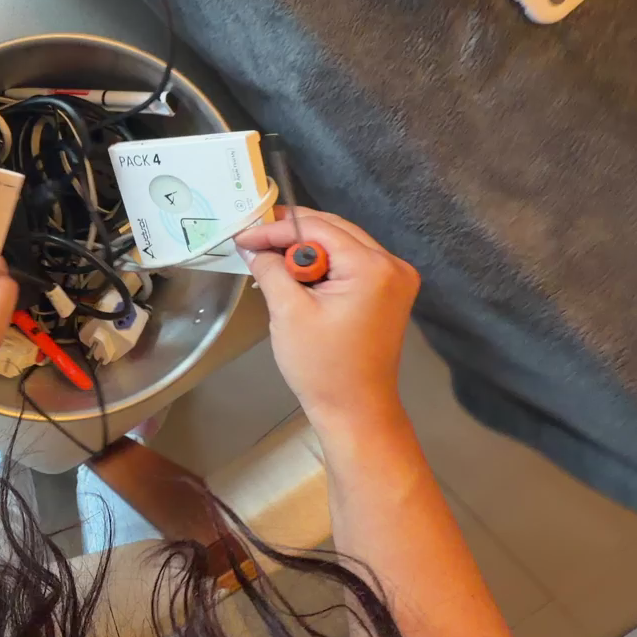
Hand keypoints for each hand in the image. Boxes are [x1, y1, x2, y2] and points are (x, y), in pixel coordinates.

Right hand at [233, 209, 417, 427]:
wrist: (355, 408)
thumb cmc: (322, 365)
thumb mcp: (288, 312)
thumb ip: (271, 270)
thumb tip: (254, 248)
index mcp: (371, 267)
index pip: (318, 228)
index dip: (276, 229)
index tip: (242, 237)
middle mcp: (391, 265)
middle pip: (333, 230)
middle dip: (290, 234)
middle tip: (252, 241)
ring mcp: (394, 279)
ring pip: (341, 244)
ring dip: (304, 249)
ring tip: (269, 256)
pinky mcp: (387, 292)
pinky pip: (349, 262)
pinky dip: (321, 264)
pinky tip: (295, 273)